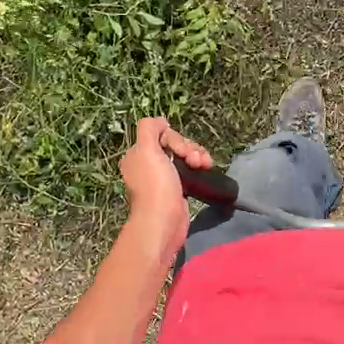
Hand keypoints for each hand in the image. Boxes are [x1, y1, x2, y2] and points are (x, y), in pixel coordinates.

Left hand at [119, 116, 209, 238]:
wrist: (164, 221)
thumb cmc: (155, 185)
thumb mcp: (146, 150)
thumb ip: (149, 128)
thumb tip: (161, 121)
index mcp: (138, 155)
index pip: (161, 134)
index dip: (176, 139)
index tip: (182, 151)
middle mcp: (148, 164)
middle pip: (174, 144)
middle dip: (189, 148)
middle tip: (196, 160)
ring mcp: (163, 177)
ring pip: (185, 155)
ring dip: (197, 155)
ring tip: (205, 165)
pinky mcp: (177, 188)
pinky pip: (190, 168)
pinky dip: (199, 166)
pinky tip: (206, 168)